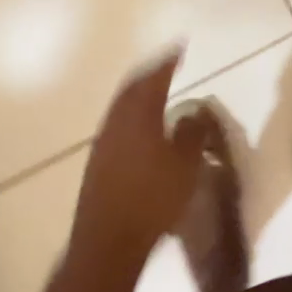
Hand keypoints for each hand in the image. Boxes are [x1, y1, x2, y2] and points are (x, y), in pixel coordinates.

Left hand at [71, 50, 210, 256]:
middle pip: (132, 88)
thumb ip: (192, 132)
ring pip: (121, 107)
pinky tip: (141, 128)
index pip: (154, 78)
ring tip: (154, 92)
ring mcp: (102, 143)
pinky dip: (131, 116)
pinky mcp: (97, 163)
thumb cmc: (153, 199)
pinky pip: (116, 125)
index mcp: (140, 115)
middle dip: (149, 74)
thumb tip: (194, 111)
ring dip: (138, 95)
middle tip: (166, 65)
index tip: (181, 48)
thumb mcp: (186, 165)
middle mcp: (116, 122)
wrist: (108, 243)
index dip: (168, 61)